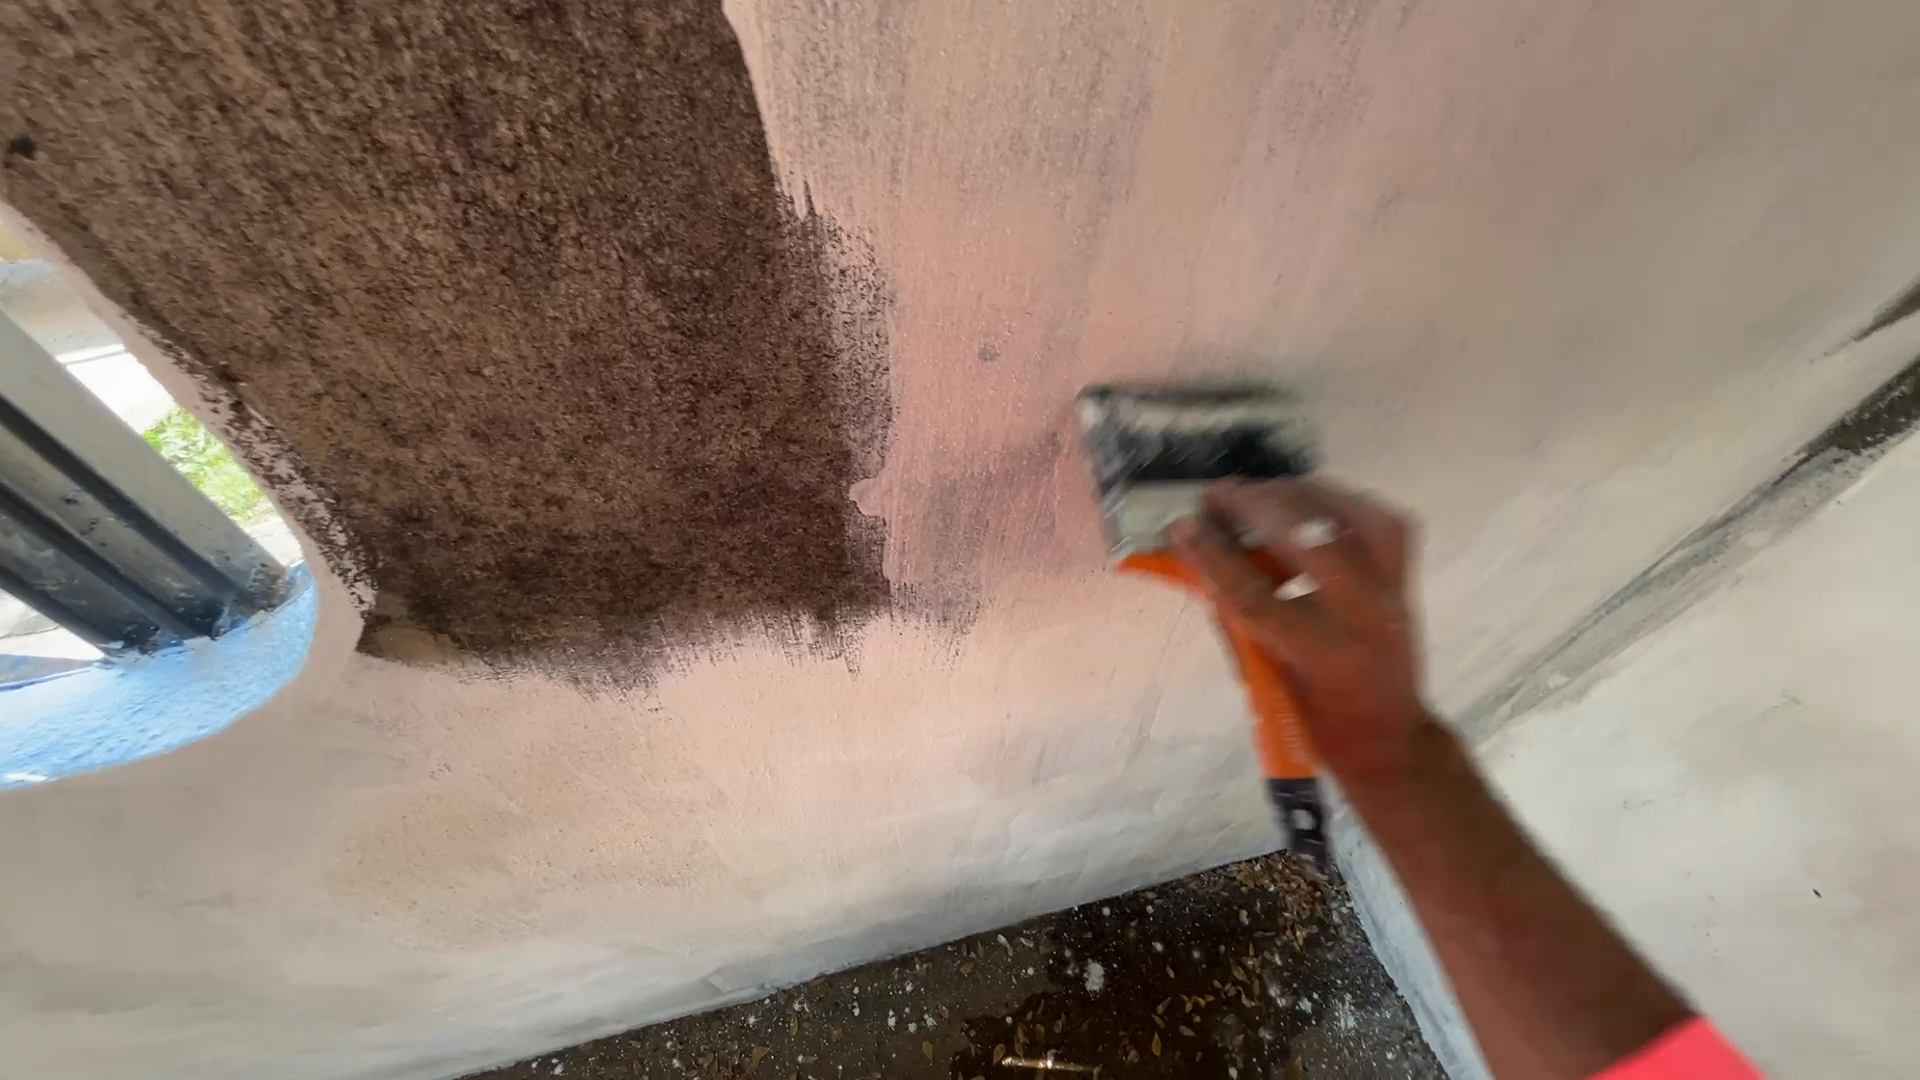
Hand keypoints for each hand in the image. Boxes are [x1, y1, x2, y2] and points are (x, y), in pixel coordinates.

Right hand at [1166, 476, 1430, 792]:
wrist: (1386, 732)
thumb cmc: (1312, 716)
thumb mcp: (1259, 674)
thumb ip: (1231, 616)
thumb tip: (1195, 561)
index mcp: (1319, 653)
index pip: (1254, 594)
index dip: (1212, 556)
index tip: (1179, 527)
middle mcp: (1361, 615)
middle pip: (1308, 539)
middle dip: (1256, 506)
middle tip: (1216, 495)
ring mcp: (1391, 591)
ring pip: (1349, 517)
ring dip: (1296, 495)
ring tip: (1257, 491)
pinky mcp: (1405, 576)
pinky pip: (1379, 519)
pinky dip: (1340, 501)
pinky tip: (1307, 499)